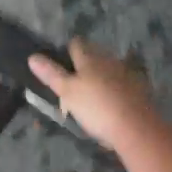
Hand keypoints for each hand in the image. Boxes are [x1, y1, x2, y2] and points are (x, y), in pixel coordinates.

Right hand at [28, 38, 157, 149]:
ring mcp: (126, 74)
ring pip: (109, 69)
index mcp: (89, 58)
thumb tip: (32, 56)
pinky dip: (116, 90)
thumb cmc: (97, 107)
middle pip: (93, 55)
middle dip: (85, 64)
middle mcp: (108, 60)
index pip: (75, 43)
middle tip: (74, 83)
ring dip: (101, 77)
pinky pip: (123, 84)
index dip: (67, 51)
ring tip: (93, 96)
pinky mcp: (140, 90)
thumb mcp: (67, 92)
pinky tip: (113, 104)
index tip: (60, 64)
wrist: (137, 128)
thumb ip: (51, 74)